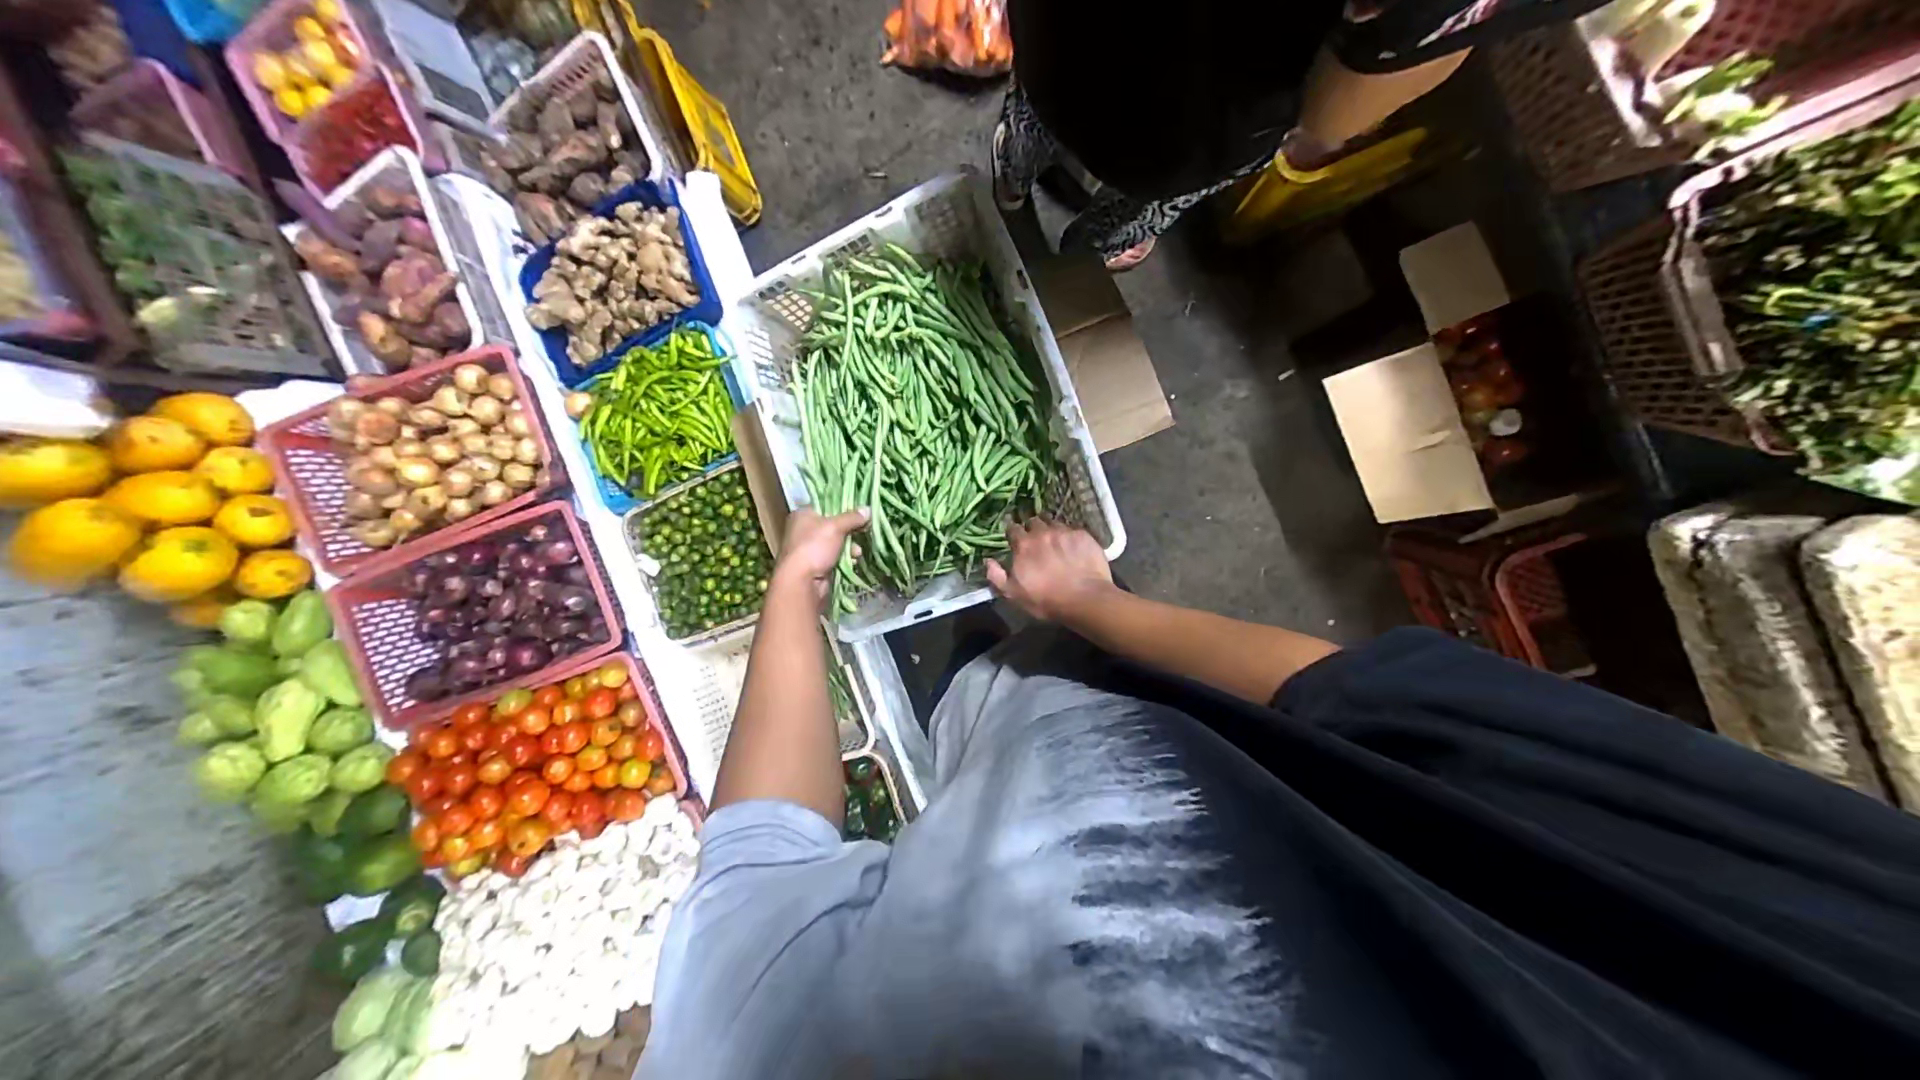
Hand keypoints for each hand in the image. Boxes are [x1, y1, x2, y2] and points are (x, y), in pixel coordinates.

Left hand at [772, 506, 868, 600]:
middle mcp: (803, 529)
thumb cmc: (815, 546)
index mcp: (802, 515)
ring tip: (857, 551)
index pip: (826, 505)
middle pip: (832, 524)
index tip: (860, 511)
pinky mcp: (815, 563)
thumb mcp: (836, 527)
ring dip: (849, 545)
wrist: (802, 581)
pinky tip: (853, 559)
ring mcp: (808, 547)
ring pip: (835, 541)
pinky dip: (843, 557)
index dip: (843, 507)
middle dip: (849, 529)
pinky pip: (833, 555)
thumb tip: (867, 509)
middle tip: (864, 531)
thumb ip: (852, 517)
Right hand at [985, 518, 1112, 621]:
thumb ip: (997, 576)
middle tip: (1035, 539)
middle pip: (1033, 521)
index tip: (1014, 539)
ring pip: (1053, 522)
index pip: (1012, 528)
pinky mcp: (1083, 535)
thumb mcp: (1014, 594)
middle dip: (1032, 528)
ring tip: (1054, 540)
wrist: (1085, 599)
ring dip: (1050, 529)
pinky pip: (1072, 529)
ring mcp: (1064, 532)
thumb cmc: (1046, 600)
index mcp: (1023, 544)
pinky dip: (1069, 536)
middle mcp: (1042, 532)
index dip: (1013, 533)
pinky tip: (1072, 547)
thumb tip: (988, 560)